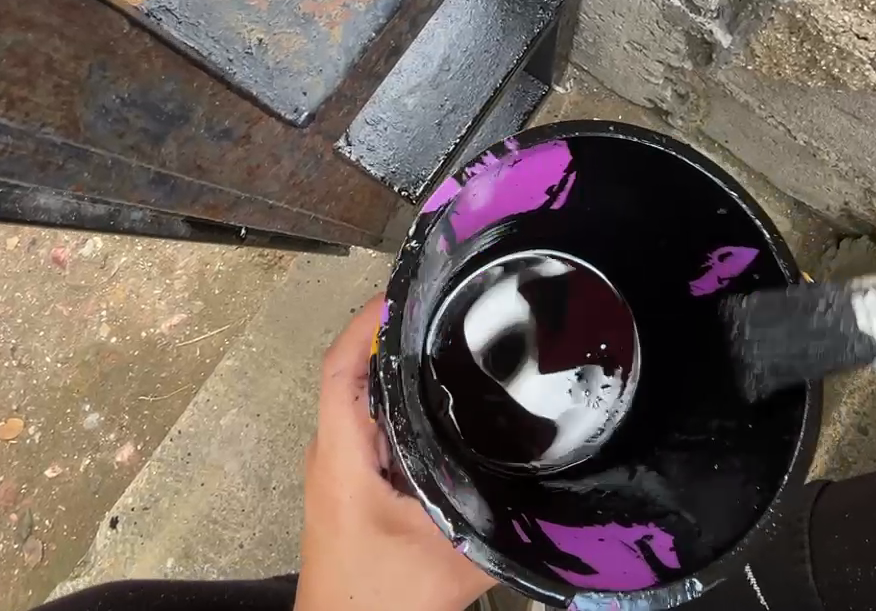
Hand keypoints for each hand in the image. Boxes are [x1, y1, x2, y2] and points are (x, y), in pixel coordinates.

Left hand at [295, 295, 493, 610]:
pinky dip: (399, 400)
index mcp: (343, 455)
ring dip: (396, 368)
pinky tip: (439, 404)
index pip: (340, 367)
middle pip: (353, 372)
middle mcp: (333, 452)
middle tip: (442, 310)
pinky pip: (371, 423)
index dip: (365, 323)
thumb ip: (490, 514)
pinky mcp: (351, 482)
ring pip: (362, 398)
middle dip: (393, 335)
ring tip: (445, 343)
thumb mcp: (443, 554)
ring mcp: (339, 467)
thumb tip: (542, 476)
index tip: (403, 296)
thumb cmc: (377, 600)